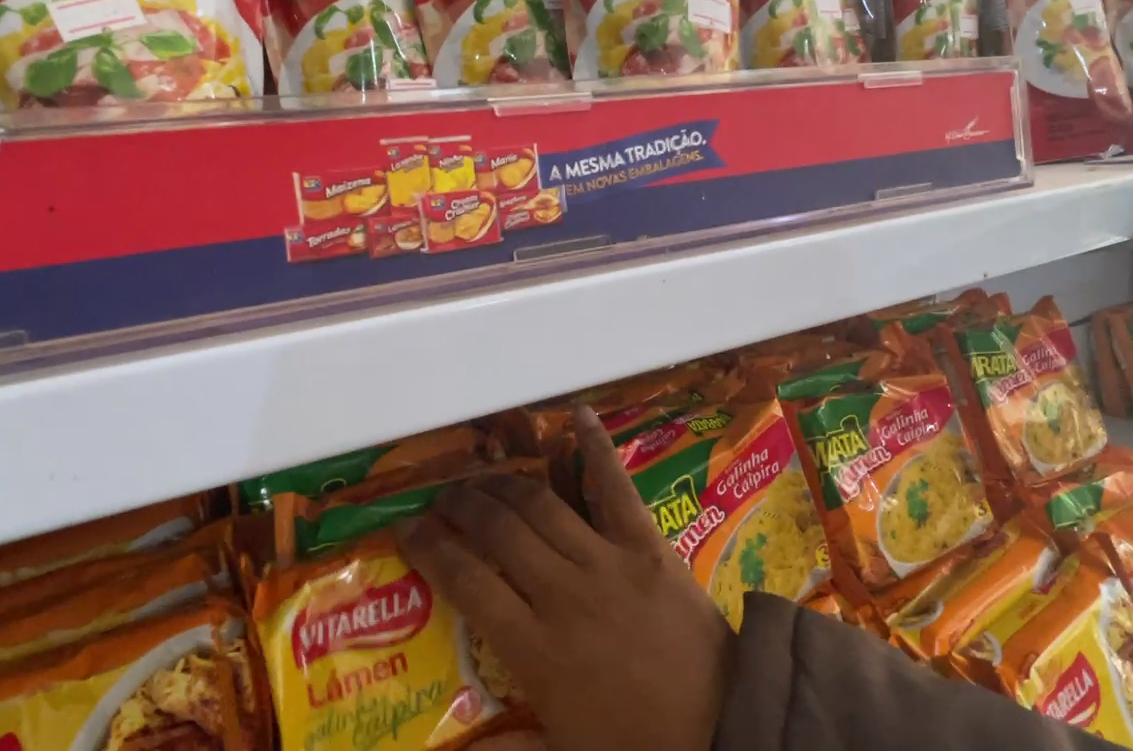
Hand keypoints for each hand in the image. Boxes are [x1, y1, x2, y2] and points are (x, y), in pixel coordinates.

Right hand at [399, 406, 732, 750]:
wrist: (724, 724)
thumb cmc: (637, 743)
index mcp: (535, 649)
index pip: (467, 583)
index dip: (431, 550)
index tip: (408, 529)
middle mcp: (562, 594)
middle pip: (499, 532)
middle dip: (462, 506)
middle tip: (443, 497)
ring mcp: (606, 561)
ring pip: (542, 506)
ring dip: (505, 484)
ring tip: (482, 475)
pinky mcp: (647, 543)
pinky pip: (614, 487)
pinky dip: (595, 447)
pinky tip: (578, 414)